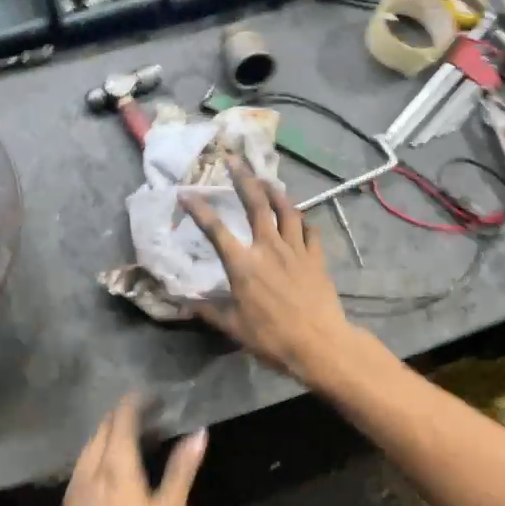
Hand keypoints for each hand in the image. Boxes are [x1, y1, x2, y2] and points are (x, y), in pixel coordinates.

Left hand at [42, 395, 206, 505]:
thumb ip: (182, 469)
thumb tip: (198, 432)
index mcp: (114, 464)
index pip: (121, 416)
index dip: (136, 400)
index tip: (154, 395)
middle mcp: (88, 468)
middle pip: (102, 427)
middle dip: (123, 414)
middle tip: (150, 415)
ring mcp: (73, 487)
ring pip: (89, 446)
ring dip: (109, 434)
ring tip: (133, 438)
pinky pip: (82, 465)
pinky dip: (98, 454)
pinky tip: (111, 470)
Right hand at [180, 157, 354, 382]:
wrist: (320, 345)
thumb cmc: (272, 339)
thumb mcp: (234, 328)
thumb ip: (209, 311)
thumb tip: (184, 302)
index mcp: (243, 264)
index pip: (215, 230)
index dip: (198, 209)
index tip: (185, 193)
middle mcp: (268, 247)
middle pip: (256, 204)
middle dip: (243, 178)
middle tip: (234, 160)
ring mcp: (296, 249)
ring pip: (286, 209)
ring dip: (275, 191)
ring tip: (266, 179)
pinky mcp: (316, 257)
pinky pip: (310, 230)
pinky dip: (302, 220)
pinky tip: (299, 217)